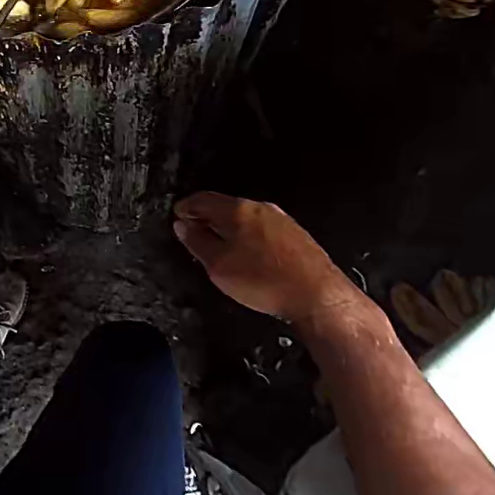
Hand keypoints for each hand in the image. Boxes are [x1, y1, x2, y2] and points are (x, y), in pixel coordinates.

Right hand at [173, 192, 366, 329]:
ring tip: (217, 241)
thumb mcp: (219, 266)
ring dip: (227, 225)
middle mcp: (260, 207)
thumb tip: (183, 226)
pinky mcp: (294, 234)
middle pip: (225, 205)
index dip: (186, 206)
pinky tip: (247, 251)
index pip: (202, 199)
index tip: (178, 213)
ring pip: (245, 216)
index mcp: (237, 210)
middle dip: (206, 215)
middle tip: (193, 227)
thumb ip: (197, 242)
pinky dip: (247, 233)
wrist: (317, 294)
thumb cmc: (265, 281)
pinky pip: (261, 227)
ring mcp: (280, 219)